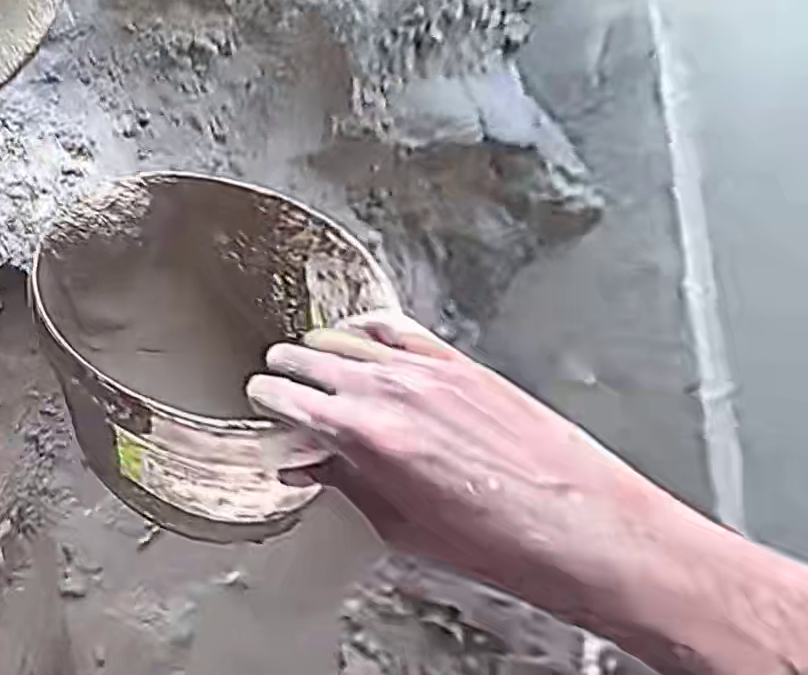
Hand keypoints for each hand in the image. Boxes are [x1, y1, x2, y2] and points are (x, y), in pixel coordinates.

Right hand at [245, 309, 668, 611]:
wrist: (609, 543)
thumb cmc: (512, 548)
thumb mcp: (401, 525)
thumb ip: (338, 480)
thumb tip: (301, 463)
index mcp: (360, 435)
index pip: (274, 393)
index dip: (263, 402)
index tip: (267, 409)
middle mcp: (381, 392)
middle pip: (292, 356)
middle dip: (284, 377)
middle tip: (293, 395)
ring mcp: (419, 370)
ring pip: (330, 336)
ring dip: (318, 355)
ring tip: (327, 374)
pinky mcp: (455, 361)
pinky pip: (386, 325)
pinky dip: (362, 332)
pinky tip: (362, 346)